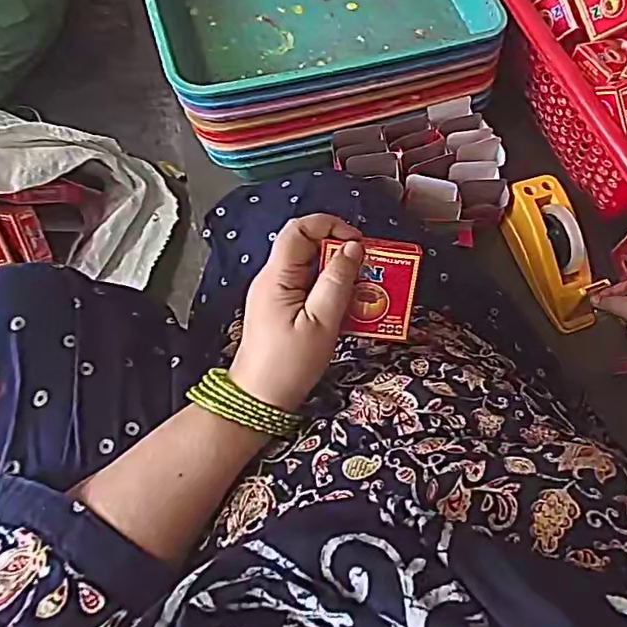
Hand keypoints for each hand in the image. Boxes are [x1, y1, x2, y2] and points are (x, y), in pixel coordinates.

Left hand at [229, 214, 364, 410]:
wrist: (258, 401)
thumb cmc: (288, 365)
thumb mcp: (322, 322)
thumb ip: (338, 281)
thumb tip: (353, 247)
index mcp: (277, 277)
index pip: (299, 229)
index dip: (330, 225)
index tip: (357, 243)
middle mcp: (274, 279)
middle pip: (309, 247)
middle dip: (342, 253)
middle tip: (368, 270)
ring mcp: (277, 294)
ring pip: (313, 268)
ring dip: (341, 275)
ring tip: (363, 293)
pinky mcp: (284, 309)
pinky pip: (311, 287)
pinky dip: (333, 292)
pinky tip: (349, 309)